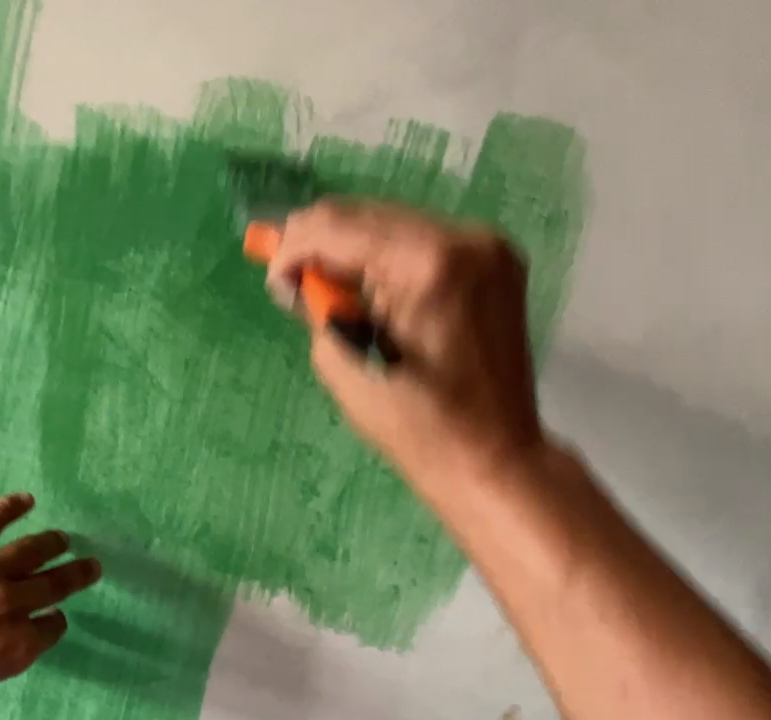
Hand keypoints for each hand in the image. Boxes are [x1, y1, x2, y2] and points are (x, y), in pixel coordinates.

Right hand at [266, 199, 546, 491]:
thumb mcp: (346, 365)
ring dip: (352, 250)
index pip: (338, 226)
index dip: (293, 248)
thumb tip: (302, 277)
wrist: (491, 455)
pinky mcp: (495, 263)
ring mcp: (487, 246)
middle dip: (319, 243)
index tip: (275, 283)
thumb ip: (320, 308)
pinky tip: (372, 293)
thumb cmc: (412, 425)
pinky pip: (422, 242)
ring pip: (393, 223)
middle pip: (367, 213)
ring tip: (332, 294)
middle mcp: (464, 237)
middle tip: (291, 281)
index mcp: (427, 263)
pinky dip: (386, 259)